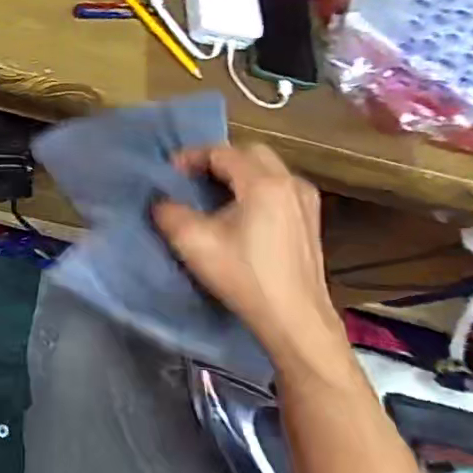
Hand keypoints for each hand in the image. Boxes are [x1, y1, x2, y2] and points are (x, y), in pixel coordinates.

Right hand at [152, 145, 339, 355]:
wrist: (294, 320)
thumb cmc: (245, 278)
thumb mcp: (196, 245)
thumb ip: (171, 214)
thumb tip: (161, 202)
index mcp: (264, 182)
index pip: (222, 152)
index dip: (191, 157)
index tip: (169, 173)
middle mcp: (290, 182)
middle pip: (249, 153)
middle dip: (218, 160)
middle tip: (192, 179)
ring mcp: (305, 200)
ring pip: (267, 170)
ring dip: (238, 174)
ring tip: (213, 196)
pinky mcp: (310, 220)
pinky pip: (279, 188)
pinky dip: (256, 189)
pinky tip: (241, 215)